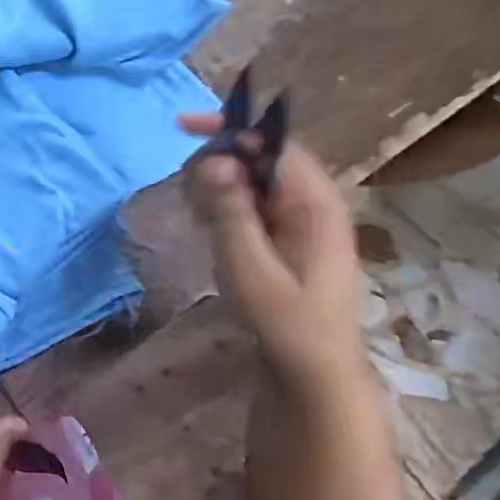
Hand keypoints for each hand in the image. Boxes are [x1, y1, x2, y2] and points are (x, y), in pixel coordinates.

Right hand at [178, 115, 364, 390]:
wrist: (314, 371)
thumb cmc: (285, 321)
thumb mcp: (249, 266)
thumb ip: (230, 210)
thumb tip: (212, 159)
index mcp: (315, 204)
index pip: (273, 143)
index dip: (231, 128)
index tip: (184, 128)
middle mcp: (312, 202)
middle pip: (259, 156)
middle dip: (216, 161)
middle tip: (187, 192)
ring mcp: (301, 218)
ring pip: (251, 177)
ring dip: (217, 183)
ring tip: (196, 214)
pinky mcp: (288, 234)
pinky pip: (252, 200)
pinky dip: (225, 203)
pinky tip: (207, 225)